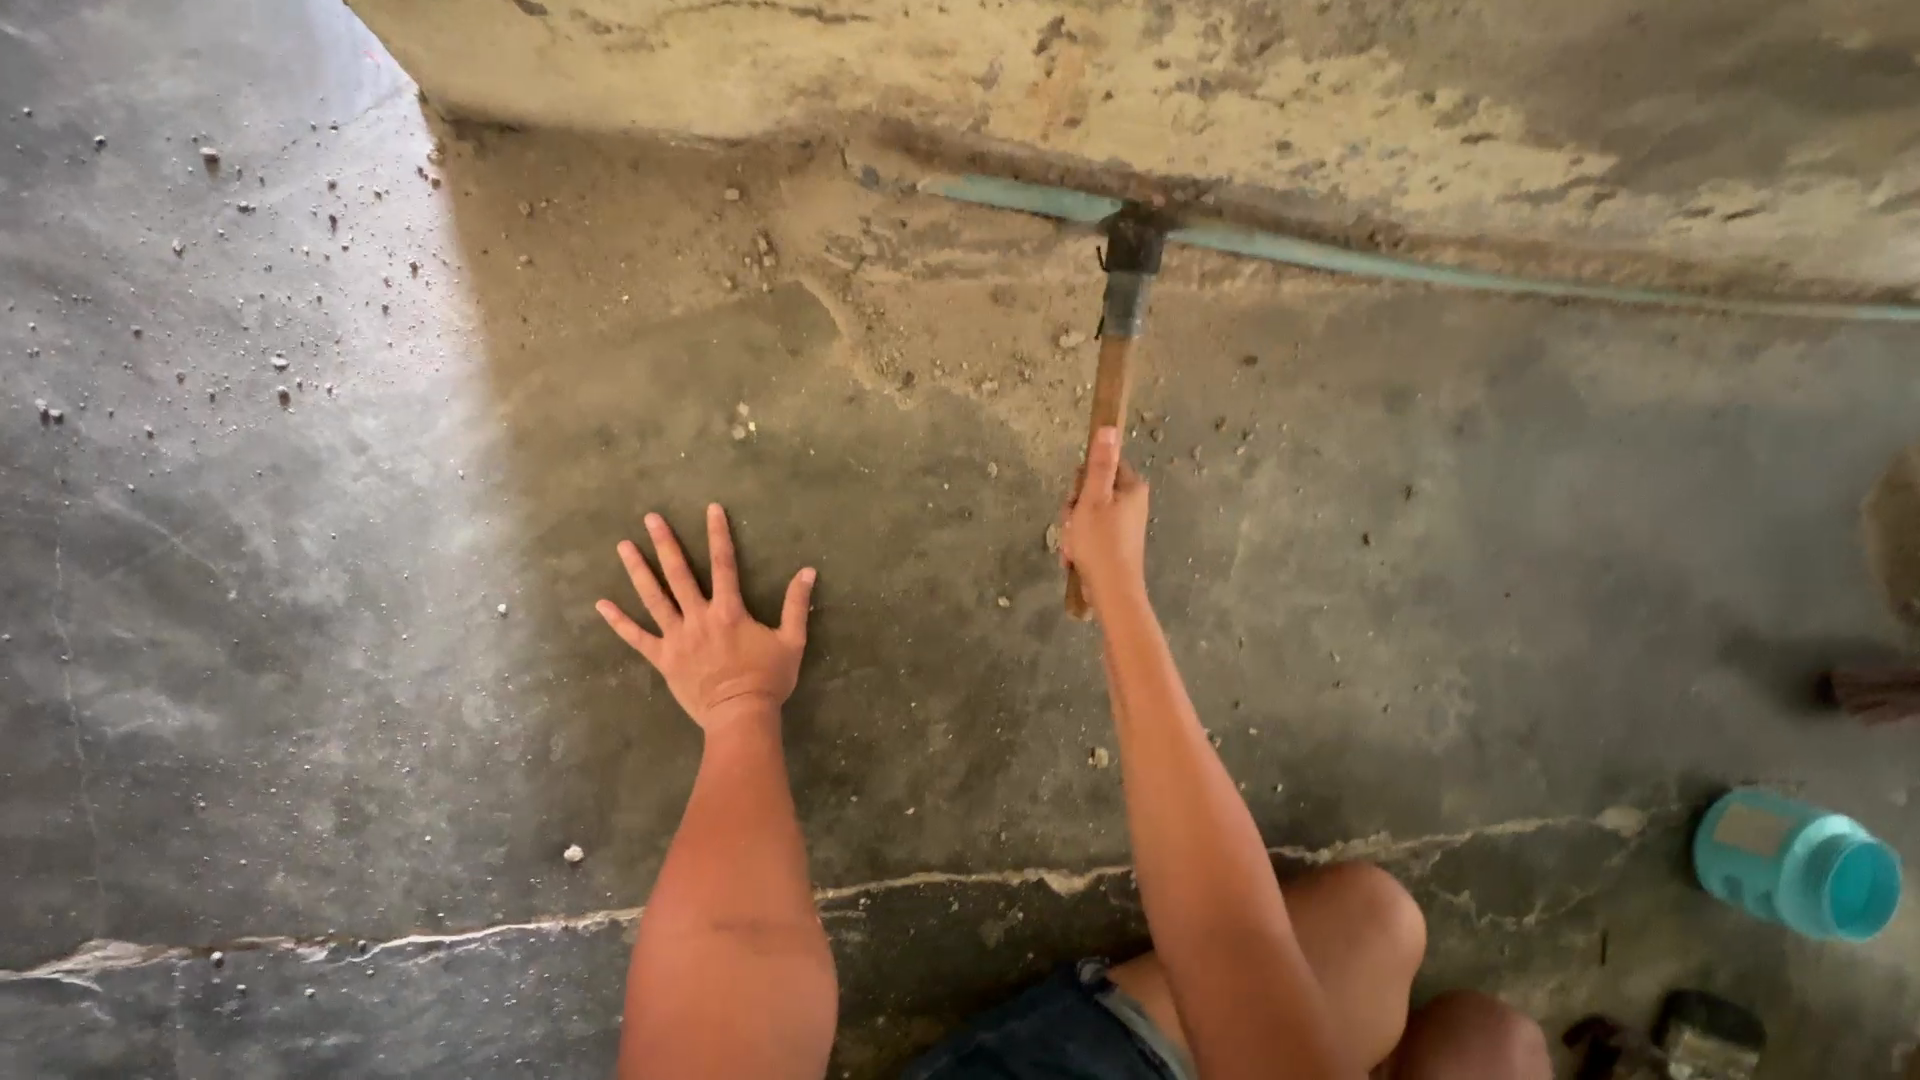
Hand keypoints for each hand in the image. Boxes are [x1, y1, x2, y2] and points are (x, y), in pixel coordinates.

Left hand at [596, 504, 815, 733]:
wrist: (740, 716)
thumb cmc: (768, 679)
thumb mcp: (792, 641)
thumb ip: (796, 605)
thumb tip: (808, 571)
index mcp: (729, 611)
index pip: (724, 564)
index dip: (718, 534)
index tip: (711, 509)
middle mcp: (699, 618)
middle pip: (679, 574)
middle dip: (665, 543)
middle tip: (651, 518)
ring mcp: (677, 638)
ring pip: (653, 598)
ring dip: (638, 570)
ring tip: (623, 546)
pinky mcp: (663, 659)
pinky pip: (637, 638)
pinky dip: (619, 621)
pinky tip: (602, 604)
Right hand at [1062, 426, 1149, 611]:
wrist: (1113, 590)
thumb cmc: (1101, 542)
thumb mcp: (1093, 498)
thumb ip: (1099, 464)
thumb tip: (1109, 428)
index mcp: (1131, 487)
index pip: (1101, 466)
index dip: (1081, 482)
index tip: (1076, 499)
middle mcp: (1132, 502)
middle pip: (1091, 491)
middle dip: (1074, 510)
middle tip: (1072, 526)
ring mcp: (1125, 524)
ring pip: (1086, 515)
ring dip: (1073, 530)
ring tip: (1073, 546)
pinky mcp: (1116, 543)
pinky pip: (1090, 534)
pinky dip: (1079, 544)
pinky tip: (1075, 557)